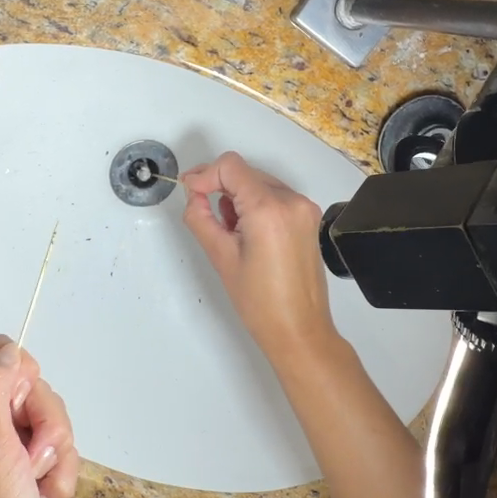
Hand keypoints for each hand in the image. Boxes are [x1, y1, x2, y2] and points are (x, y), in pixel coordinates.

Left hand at [0, 336, 78, 497]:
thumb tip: (9, 348)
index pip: (1, 358)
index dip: (22, 377)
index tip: (23, 406)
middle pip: (37, 387)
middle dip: (46, 424)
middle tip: (31, 460)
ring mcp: (16, 447)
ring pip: (57, 418)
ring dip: (59, 454)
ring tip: (40, 487)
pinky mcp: (39, 468)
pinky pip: (66, 448)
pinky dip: (65, 473)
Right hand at [180, 152, 336, 362]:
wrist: (299, 330)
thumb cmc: (259, 301)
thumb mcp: (220, 256)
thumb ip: (200, 217)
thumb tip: (193, 195)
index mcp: (269, 209)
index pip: (231, 167)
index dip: (204, 175)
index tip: (189, 192)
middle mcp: (292, 201)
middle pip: (245, 172)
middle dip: (219, 186)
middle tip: (201, 211)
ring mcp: (304, 208)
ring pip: (259, 182)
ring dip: (236, 196)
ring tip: (228, 230)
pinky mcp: (307, 218)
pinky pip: (274, 196)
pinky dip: (254, 204)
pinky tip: (246, 231)